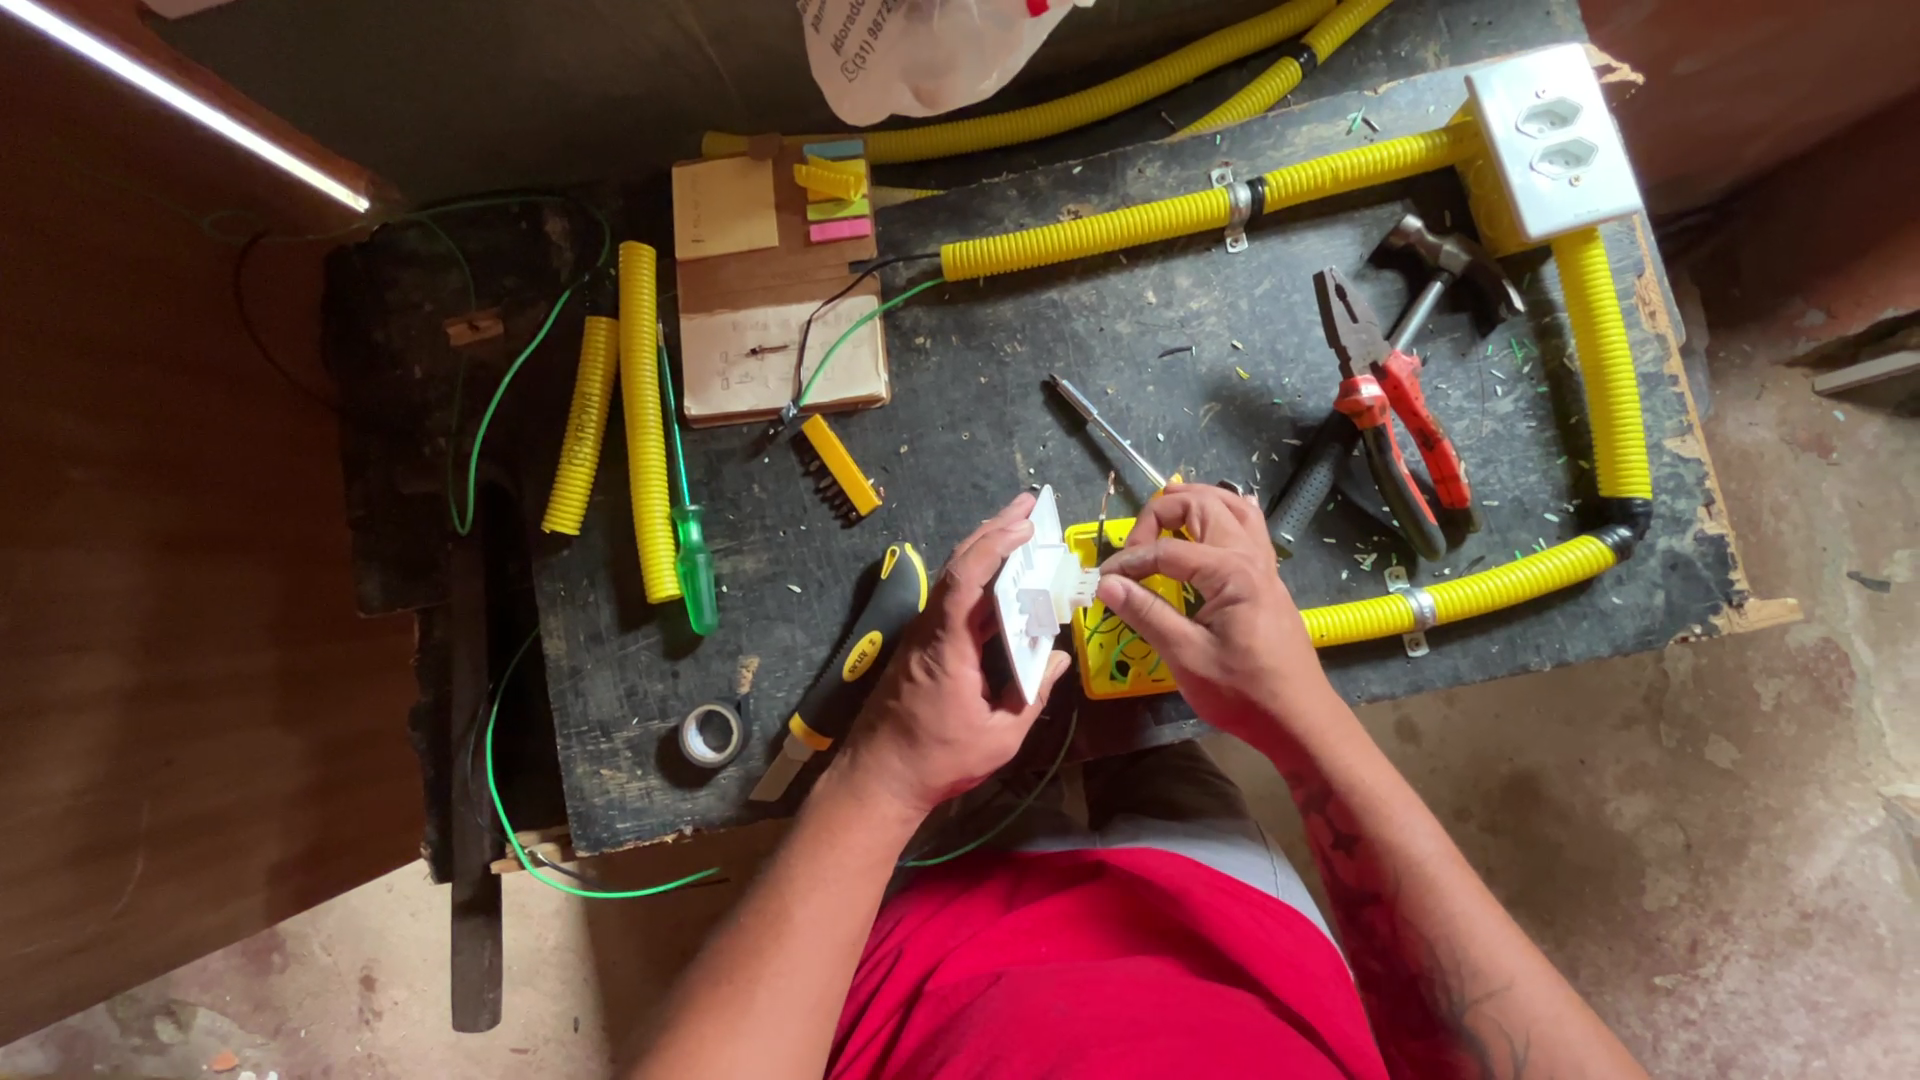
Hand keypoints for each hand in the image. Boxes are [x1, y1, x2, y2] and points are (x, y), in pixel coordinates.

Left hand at [832, 492, 1070, 817]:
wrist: (877, 777)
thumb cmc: (937, 760)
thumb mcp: (998, 738)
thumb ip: (1032, 696)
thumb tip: (1057, 660)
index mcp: (947, 646)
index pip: (966, 580)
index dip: (995, 546)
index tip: (1025, 526)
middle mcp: (930, 629)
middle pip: (959, 566)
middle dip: (994, 531)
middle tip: (1029, 506)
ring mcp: (922, 635)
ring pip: (954, 579)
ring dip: (985, 550)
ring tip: (1019, 528)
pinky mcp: (922, 647)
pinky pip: (953, 601)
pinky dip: (978, 579)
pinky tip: (1000, 576)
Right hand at [1095, 484, 1339, 754]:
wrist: (1298, 719)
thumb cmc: (1243, 692)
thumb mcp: (1186, 656)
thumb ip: (1146, 613)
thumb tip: (1106, 584)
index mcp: (1230, 573)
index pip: (1166, 550)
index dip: (1129, 562)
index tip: (1103, 583)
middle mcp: (1250, 557)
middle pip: (1202, 505)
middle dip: (1160, 514)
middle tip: (1133, 548)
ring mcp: (1264, 565)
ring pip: (1231, 506)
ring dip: (1195, 501)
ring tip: (1163, 512)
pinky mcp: (1267, 579)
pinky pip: (1248, 527)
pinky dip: (1224, 514)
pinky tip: (1208, 524)